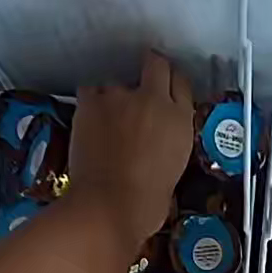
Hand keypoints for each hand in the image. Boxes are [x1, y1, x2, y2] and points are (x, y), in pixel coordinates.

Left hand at [66, 50, 194, 251]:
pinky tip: (90, 122)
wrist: (110, 207)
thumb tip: (157, 143)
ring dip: (115, 98)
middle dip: (149, 74)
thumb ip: (168, 144)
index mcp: (180, 120)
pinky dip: (91, 103)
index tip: (165, 96)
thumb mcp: (174, 172)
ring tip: (108, 123)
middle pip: (155, 65)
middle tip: (139, 98)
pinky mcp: (91, 101)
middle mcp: (154, 99)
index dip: (172, 87)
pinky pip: (91, 91)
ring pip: (118, 82)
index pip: (181, 83)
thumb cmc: (146, 205)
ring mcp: (120, 96)